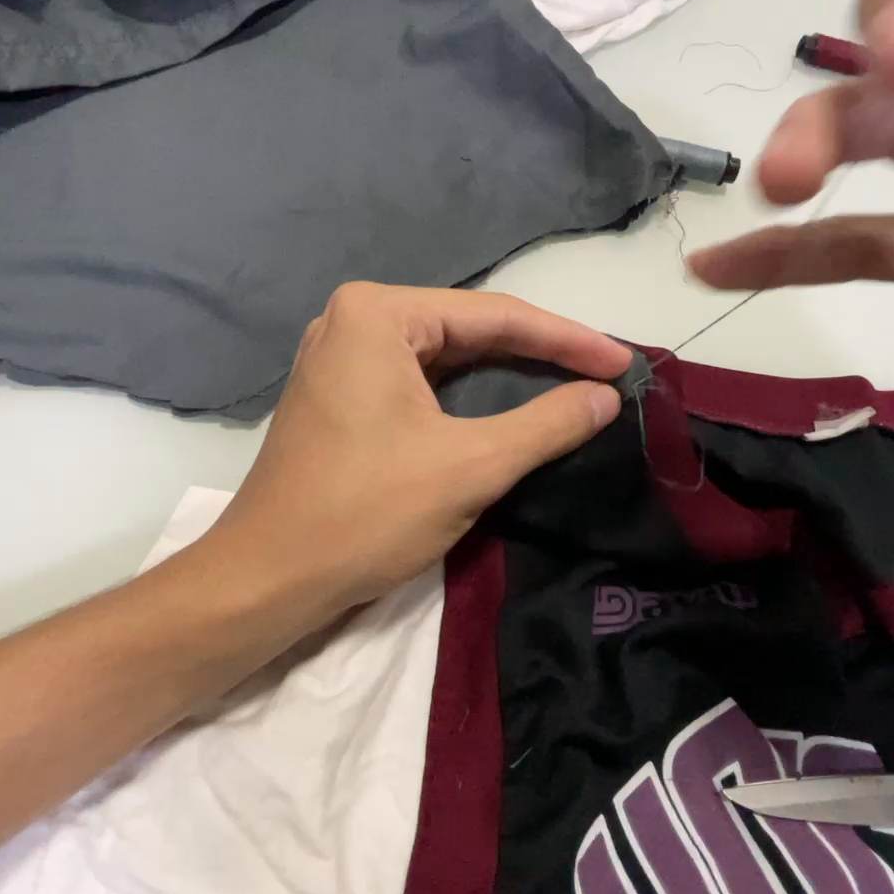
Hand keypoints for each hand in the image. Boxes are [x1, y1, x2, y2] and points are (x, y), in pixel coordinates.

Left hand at [203, 283, 627, 608]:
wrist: (269, 579)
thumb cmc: (365, 514)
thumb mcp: (470, 466)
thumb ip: (546, 423)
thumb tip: (605, 396)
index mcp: (378, 314)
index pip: (494, 315)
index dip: (567, 340)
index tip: (623, 363)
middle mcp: (354, 319)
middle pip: (468, 328)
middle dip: (539, 352)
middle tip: (605, 373)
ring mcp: (343, 356)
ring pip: (446, 355)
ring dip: (507, 371)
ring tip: (572, 381)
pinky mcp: (342, 393)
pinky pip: (421, 379)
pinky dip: (469, 393)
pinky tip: (510, 400)